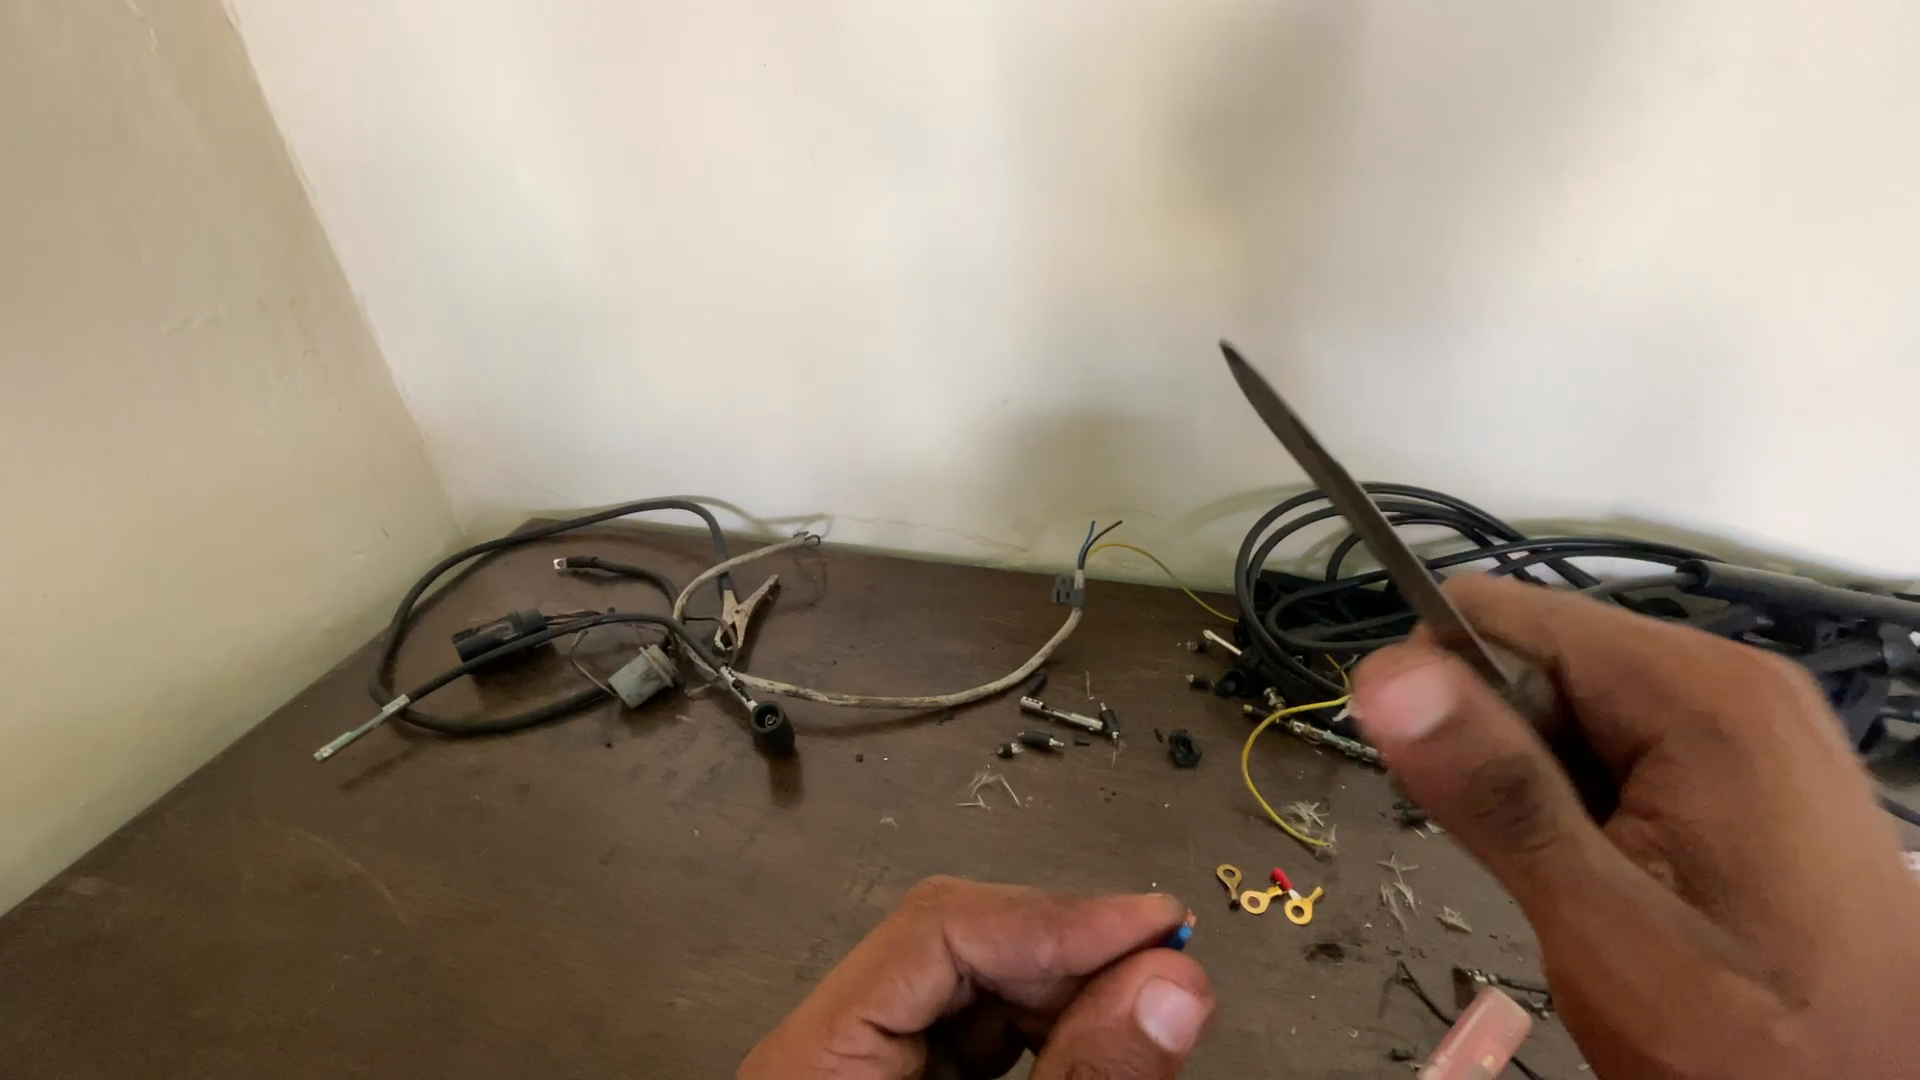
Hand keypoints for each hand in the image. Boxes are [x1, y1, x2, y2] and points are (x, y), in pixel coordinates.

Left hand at [737, 877, 1211, 1078]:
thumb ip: (1086, 1074)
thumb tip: (1170, 981)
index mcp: (815, 1056)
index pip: (940, 926)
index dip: (1054, 917)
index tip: (1148, 920)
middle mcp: (834, 1048)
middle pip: (959, 943)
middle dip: (1070, 948)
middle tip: (1161, 960)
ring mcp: (868, 1067)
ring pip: (978, 987)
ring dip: (1067, 987)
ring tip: (1143, 997)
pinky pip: (982, 1035)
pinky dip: (1047, 1029)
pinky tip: (1096, 1031)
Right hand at [1352, 575, 1919, 1078]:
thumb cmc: (1762, 1047)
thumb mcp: (1605, 927)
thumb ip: (1495, 791)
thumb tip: (1383, 675)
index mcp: (1695, 691)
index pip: (1490, 615)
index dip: (1441, 695)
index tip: (1455, 789)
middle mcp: (1715, 677)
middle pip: (1518, 652)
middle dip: (1480, 739)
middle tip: (1516, 847)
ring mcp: (1724, 714)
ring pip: (1542, 695)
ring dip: (1514, 770)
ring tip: (1560, 864)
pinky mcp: (1716, 752)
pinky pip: (1585, 731)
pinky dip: (1555, 786)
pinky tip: (1592, 858)